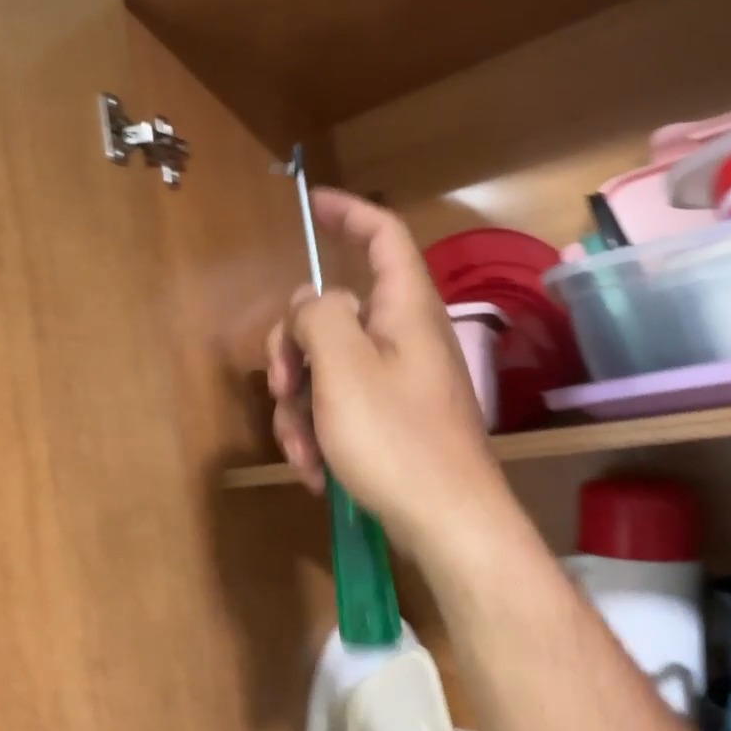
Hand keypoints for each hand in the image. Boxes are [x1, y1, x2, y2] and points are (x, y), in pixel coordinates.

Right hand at [264, 188, 503, 551]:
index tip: (310, 206)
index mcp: (404, 310)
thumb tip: (308, 302)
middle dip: (293, 353)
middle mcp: (404, 337)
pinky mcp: (394, 422)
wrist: (449, 524)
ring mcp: (400, 382)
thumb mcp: (343, 369)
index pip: (382, 235)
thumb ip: (318, 317)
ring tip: (303, 454)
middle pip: (333, 314)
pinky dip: (322, 434)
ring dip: (301, 409)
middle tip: (281, 390)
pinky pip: (342, 409)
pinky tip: (318, 473)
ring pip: (328, 370)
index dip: (347, 213)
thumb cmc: (397, 441)